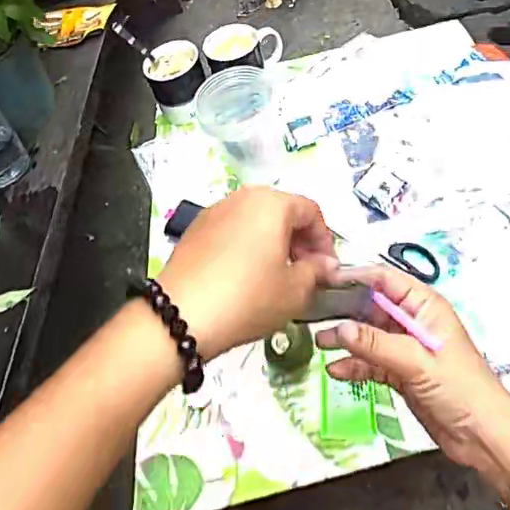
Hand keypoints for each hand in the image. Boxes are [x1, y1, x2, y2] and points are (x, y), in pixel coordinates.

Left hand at [155, 187, 337, 357]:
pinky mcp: (197, 227)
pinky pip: (233, 228)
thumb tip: (325, 264)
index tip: (327, 270)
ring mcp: (217, 209)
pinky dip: (247, 245)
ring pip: (256, 219)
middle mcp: (244, 197)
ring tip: (275, 276)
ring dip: (273, 242)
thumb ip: (316, 272)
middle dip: (299, 240)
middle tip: (304, 273)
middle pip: (282, 211)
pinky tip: (245, 276)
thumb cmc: (248, 297)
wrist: (182, 313)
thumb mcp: (294, 291)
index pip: (311, 211)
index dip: (324, 241)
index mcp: (272, 203)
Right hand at [314, 265, 509, 493]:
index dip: (356, 276)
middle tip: (315, 310)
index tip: (327, 279)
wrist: (487, 439)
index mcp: (424, 306)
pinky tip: (337, 371)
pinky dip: (355, 365)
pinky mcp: (401, 372)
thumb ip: (377, 343)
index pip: (385, 279)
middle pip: (372, 305)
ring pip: (368, 334)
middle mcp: (412, 321)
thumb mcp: (417, 362)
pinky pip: (372, 361)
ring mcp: (406, 347)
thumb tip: (340, 328)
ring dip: (346, 339)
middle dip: (345, 309)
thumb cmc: (462, 388)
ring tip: (321, 342)